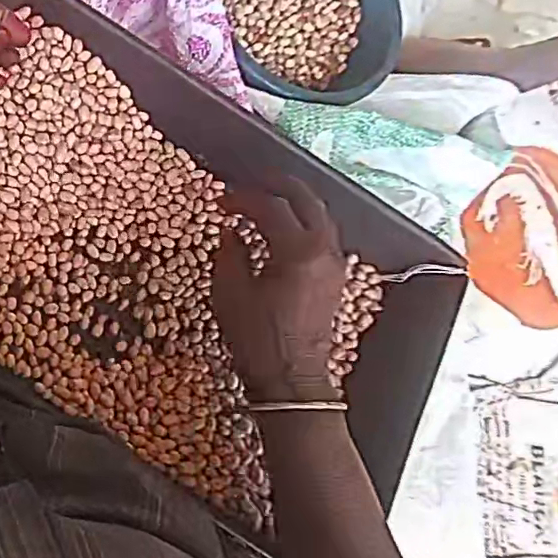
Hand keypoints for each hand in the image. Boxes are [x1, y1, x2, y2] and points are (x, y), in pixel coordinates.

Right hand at [212, 175, 347, 398]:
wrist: (291, 377)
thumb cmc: (256, 337)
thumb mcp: (229, 292)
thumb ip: (230, 253)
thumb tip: (230, 230)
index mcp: (297, 251)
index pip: (270, 208)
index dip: (243, 198)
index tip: (222, 198)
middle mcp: (324, 250)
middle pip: (306, 200)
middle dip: (278, 185)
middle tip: (253, 180)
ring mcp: (334, 263)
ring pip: (320, 215)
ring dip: (294, 201)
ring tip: (268, 198)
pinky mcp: (335, 276)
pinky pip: (322, 234)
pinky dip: (303, 221)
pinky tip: (283, 228)